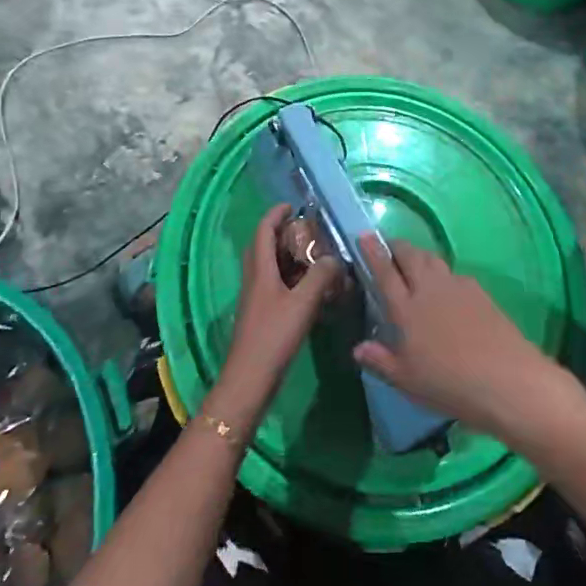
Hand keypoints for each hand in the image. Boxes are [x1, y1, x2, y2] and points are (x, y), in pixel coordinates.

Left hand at [217, 205, 342, 411]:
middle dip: (279, 233)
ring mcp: (255, 298)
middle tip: (304, 230)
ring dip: (284, 256)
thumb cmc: (273, 336)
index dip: (275, 215)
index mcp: (260, 271)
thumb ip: (320, 277)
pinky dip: (288, 277)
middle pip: (261, 247)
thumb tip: (335, 259)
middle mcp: (253, 280)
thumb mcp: (303, 303)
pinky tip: (308, 288)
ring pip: (267, 267)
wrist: (250, 379)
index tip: (292, 206)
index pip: (263, 232)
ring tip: (311, 255)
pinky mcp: (260, 315)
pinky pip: (273, 285)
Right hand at [351, 236, 578, 439]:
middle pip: (411, 256)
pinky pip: (454, 273)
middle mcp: (430, 289)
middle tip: (389, 246)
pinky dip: (443, 272)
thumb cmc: (449, 384)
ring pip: (434, 260)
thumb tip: (358, 347)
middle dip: (397, 247)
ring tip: (414, 260)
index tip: (365, 235)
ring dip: (420, 255)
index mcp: (406, 309)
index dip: (373, 252)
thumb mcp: (407, 380)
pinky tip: (446, 287)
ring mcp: (458, 288)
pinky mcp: (481, 293)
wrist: (507, 380)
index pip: (385, 272)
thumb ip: (381, 360)